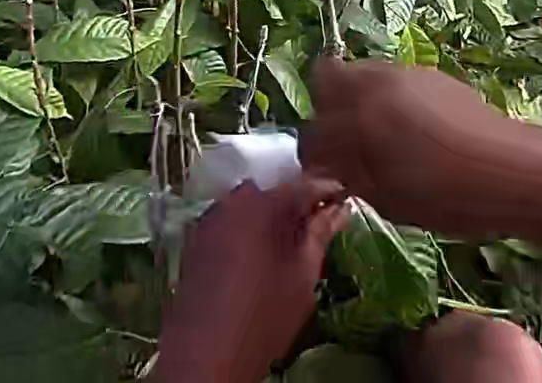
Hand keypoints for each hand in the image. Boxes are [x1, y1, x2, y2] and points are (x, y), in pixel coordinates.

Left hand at [153, 177, 349, 382]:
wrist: (203, 358)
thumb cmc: (261, 318)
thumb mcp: (302, 276)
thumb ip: (320, 234)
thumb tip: (339, 209)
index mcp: (263, 204)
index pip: (304, 184)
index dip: (327, 190)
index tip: (343, 197)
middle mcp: (235, 201)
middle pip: (276, 190)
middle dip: (300, 202)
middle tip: (321, 219)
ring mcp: (213, 218)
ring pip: (253, 204)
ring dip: (274, 214)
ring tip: (293, 237)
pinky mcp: (198, 238)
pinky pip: (233, 219)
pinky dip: (251, 226)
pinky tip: (263, 250)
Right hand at [298, 58, 541, 239]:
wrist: (513, 168)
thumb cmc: (449, 196)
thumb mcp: (389, 199)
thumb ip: (351, 173)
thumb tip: (329, 162)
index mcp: (359, 118)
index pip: (313, 131)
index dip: (314, 154)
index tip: (326, 170)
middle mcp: (374, 83)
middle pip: (326, 77)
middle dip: (327, 107)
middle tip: (344, 141)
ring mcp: (402, 71)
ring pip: (358, 72)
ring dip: (355, 98)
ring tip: (378, 136)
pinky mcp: (426, 70)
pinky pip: (388, 77)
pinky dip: (384, 96)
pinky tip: (408, 128)